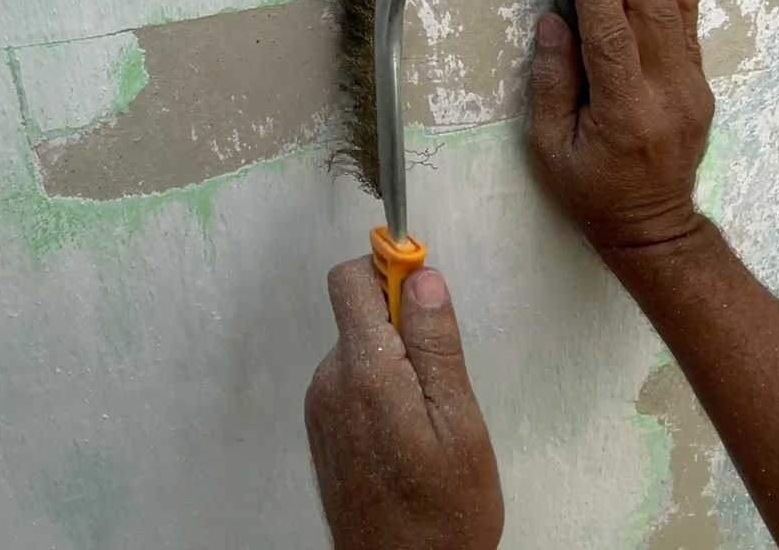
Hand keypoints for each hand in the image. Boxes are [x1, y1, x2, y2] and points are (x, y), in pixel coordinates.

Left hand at [303, 262, 502, 549]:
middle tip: (438, 374)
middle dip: (398, 322)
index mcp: (363, 371)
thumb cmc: (445, 509)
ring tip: (425, 414)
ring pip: (357, 347)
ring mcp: (319, 404)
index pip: (348, 280)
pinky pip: (348, 378)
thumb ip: (436, 343)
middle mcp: (329, 379)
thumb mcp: (459, 422)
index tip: (420, 290)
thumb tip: (423, 274)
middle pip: (356, 312)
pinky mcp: (320, 426)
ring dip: (390, 358)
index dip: (383, 268)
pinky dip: (376, 384)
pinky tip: (403, 430)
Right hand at [527, 0, 715, 249]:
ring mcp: (692, 87)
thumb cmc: (588, 189)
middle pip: (653, 11)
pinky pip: (692, 30)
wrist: (653, 227)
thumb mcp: (548, 145)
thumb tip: (554, 20)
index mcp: (624, 111)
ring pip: (678, 12)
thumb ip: (550, 80)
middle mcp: (668, 93)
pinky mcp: (699, 85)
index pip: (611, 37)